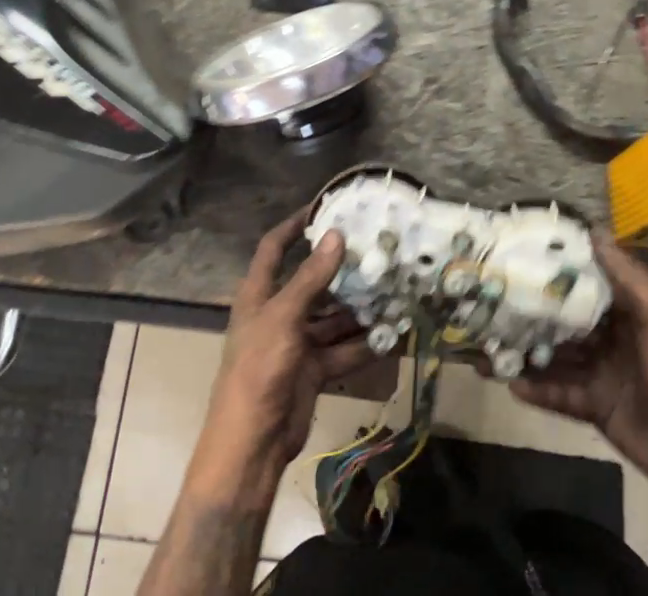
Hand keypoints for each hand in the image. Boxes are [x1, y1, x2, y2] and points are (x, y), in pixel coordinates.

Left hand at [190, 216, 377, 492]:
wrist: (253, 440)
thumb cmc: (260, 368)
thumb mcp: (284, 318)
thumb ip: (311, 278)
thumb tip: (336, 235)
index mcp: (258, 295)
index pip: (274, 249)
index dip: (293, 226)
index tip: (322, 207)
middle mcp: (277, 314)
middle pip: (311, 283)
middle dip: (341, 272)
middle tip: (377, 253)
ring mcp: (296, 343)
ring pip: (333, 318)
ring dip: (359, 310)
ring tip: (393, 292)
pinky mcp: (313, 370)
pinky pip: (343, 349)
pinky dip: (365, 344)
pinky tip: (392, 334)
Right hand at [510, 228, 647, 516]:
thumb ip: (630, 277)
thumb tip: (595, 231)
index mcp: (632, 313)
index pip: (590, 283)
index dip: (559, 269)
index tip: (523, 252)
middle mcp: (612, 338)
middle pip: (564, 319)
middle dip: (531, 311)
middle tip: (492, 298)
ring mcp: (600, 373)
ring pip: (554, 356)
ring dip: (524, 351)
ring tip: (486, 342)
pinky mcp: (592, 404)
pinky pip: (556, 393)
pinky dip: (533, 388)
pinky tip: (506, 380)